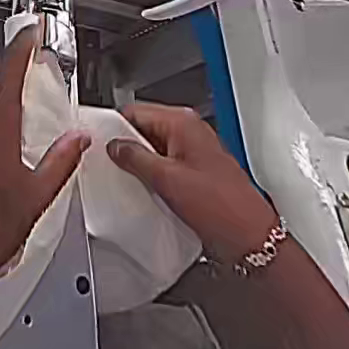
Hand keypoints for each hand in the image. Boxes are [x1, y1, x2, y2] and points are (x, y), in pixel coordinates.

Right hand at [108, 102, 279, 264]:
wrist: (249, 237)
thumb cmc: (221, 206)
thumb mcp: (167, 179)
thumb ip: (135, 158)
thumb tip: (116, 147)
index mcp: (182, 122)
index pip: (135, 111)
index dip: (114, 125)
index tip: (98, 141)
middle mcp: (188, 130)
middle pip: (143, 128)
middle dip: (125, 145)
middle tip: (110, 164)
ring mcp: (192, 150)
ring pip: (152, 147)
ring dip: (139, 162)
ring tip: (127, 180)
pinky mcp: (194, 169)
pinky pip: (164, 163)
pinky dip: (152, 173)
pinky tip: (145, 190)